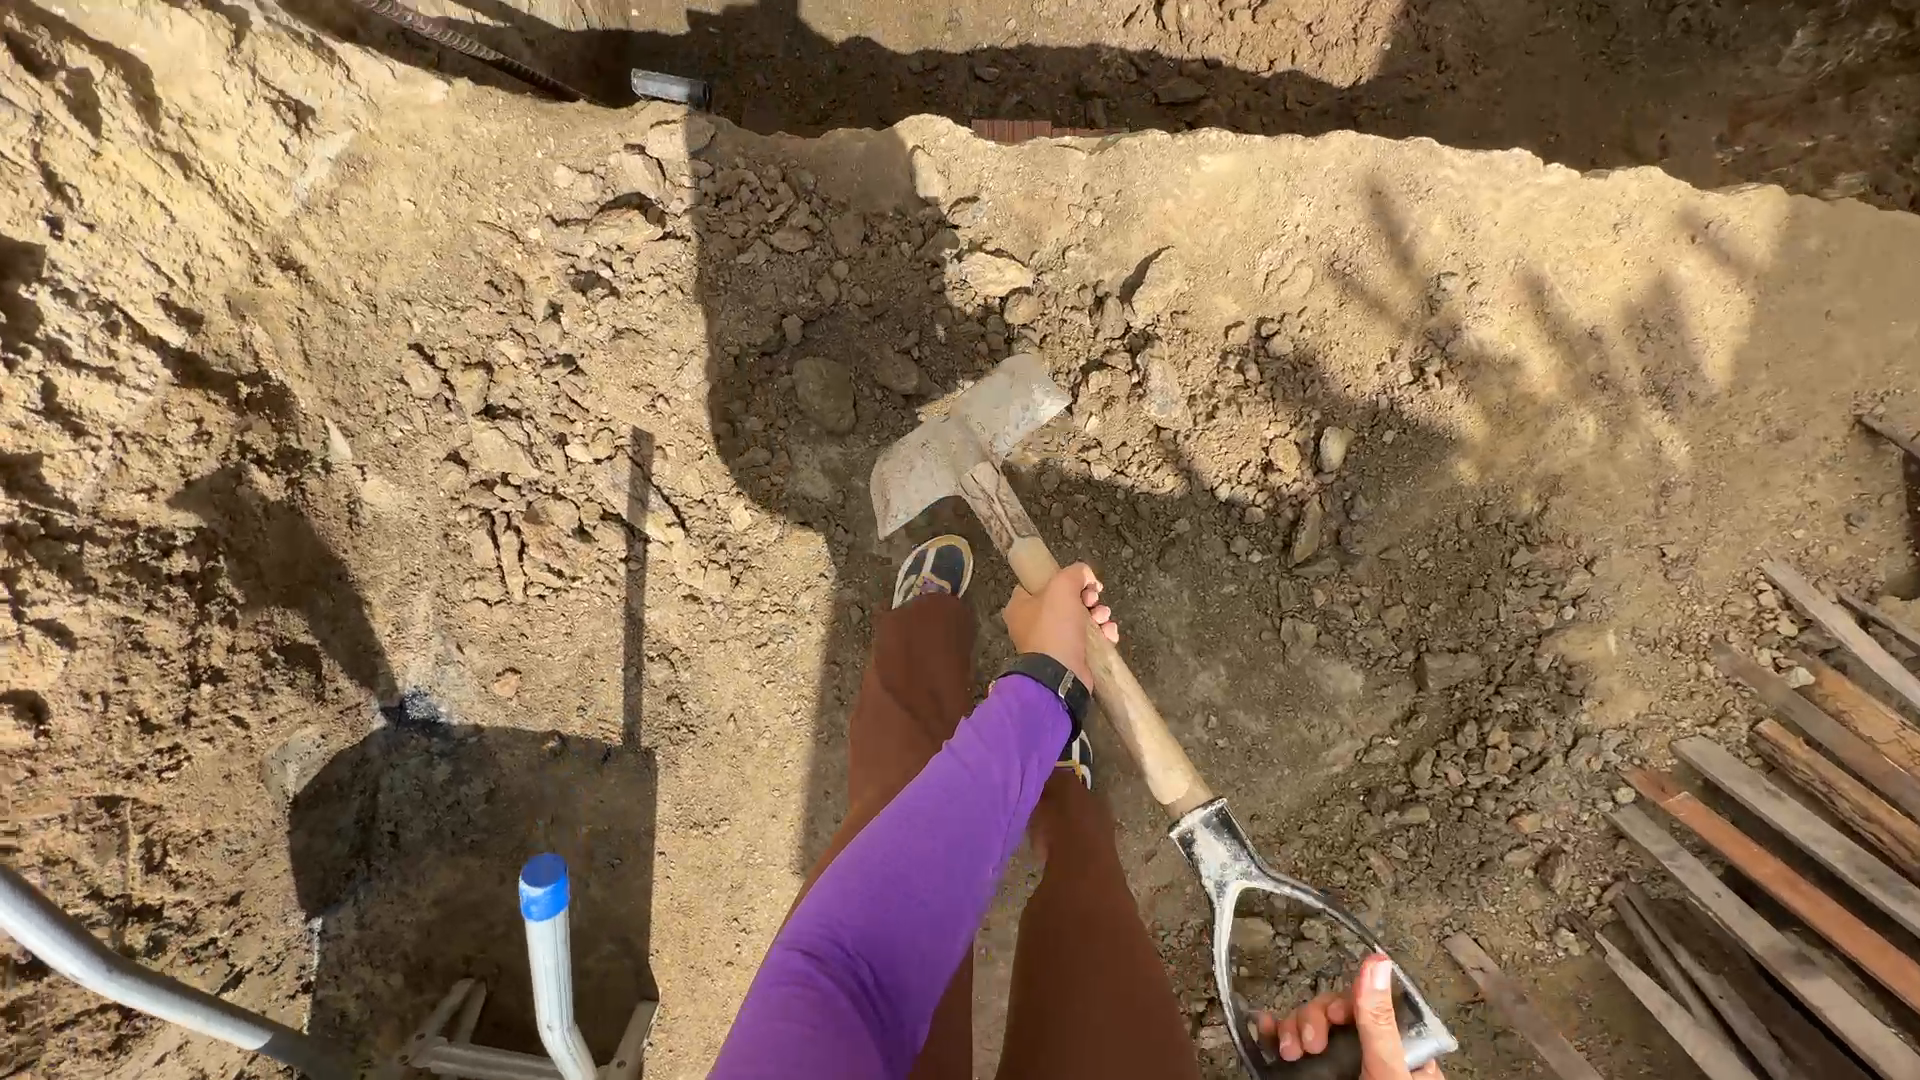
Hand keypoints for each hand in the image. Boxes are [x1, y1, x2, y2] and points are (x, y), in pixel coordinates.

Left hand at [1000, 563, 1115, 690]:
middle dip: (1087, 598)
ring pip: (1081, 619)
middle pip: (1066, 601)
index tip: (1081, 580)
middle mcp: (1033, 624)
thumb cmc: (1054, 627)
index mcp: (1021, 606)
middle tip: (1093, 601)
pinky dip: (1102, 635)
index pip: (1041, 583)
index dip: (1064, 578)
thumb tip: (1086, 575)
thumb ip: (1075, 573)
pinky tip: (1109, 634)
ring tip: (1103, 619)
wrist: (1061, 674)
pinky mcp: (1071, 657)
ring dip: (1098, 615)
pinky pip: (1090, 640)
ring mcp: (1052, 643)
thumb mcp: (1062, 587)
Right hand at [1254, 954, 1442, 1079]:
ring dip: (1291, 1029)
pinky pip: (1290, 1044)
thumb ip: (1378, 1023)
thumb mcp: (1386, 1075)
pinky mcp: (1312, 1077)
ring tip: (1289, 1050)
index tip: (1332, 1019)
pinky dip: (1274, 1033)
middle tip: (1308, 1045)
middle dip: (1312, 1022)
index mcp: (1401, 1057)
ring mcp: (1338, 1070)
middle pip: (1334, 1015)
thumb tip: (1377, 962)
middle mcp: (1369, 1059)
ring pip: (1309, 1027)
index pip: (1368, 1006)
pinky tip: (1266, 1031)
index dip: (1345, 1004)